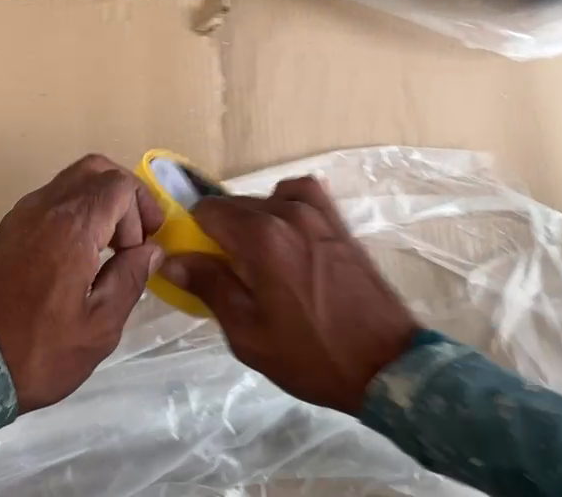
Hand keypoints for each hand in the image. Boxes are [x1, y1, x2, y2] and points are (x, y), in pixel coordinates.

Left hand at [0, 154, 163, 411]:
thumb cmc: (41, 350)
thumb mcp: (100, 326)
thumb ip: (130, 278)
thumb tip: (150, 250)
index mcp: (72, 226)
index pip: (118, 184)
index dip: (141, 209)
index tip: (142, 248)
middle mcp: (46, 206)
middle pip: (94, 169)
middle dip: (123, 194)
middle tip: (134, 236)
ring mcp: (23, 212)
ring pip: (71, 180)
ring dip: (98, 201)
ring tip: (110, 247)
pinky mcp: (9, 225)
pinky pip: (51, 198)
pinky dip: (75, 210)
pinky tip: (80, 252)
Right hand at [161, 175, 419, 414]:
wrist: (389, 367)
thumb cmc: (313, 357)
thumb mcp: (248, 334)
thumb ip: (208, 287)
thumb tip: (172, 259)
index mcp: (260, 238)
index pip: (206, 211)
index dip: (194, 234)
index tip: (199, 263)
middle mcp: (286, 212)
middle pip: (233, 205)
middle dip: (221, 233)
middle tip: (230, 275)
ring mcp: (317, 213)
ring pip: (263, 200)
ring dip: (251, 223)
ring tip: (259, 262)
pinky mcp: (338, 222)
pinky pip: (300, 193)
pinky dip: (284, 203)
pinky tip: (285, 232)